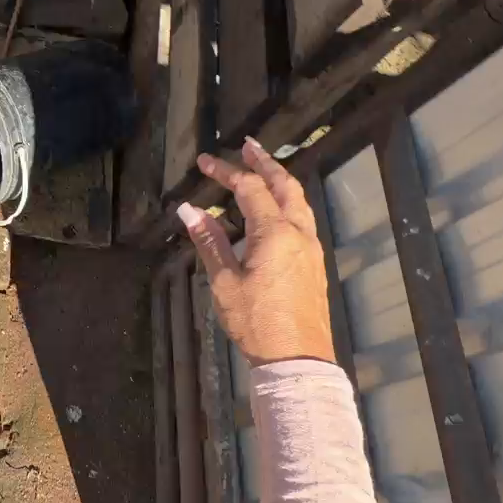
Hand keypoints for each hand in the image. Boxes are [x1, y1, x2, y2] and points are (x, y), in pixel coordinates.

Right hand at [178, 137, 335, 366]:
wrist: (297, 357)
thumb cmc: (255, 319)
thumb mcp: (223, 281)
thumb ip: (209, 241)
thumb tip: (189, 210)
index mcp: (275, 233)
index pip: (249, 190)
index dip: (225, 172)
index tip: (203, 162)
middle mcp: (298, 232)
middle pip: (284, 186)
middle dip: (264, 163)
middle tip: (247, 146)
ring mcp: (310, 247)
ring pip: (298, 201)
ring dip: (279, 180)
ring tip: (262, 169)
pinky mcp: (313, 262)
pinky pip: (302, 218)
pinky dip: (286, 201)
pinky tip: (273, 208)